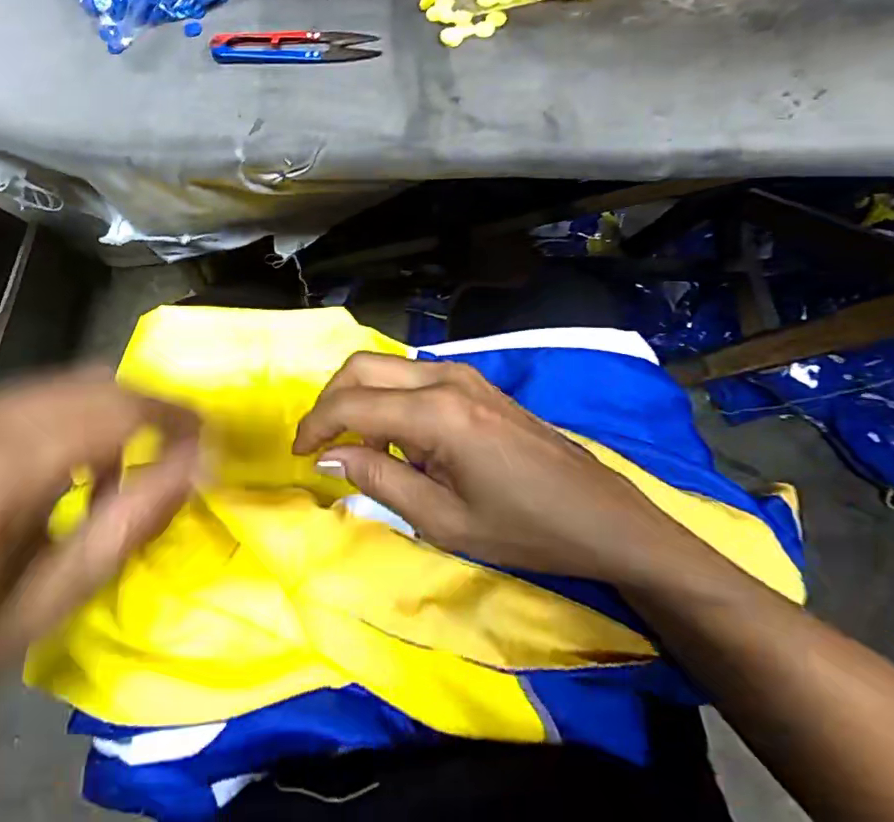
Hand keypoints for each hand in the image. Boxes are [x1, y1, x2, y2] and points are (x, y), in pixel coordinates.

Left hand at [0, 371, 198, 820]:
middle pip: (94, 385)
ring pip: (64, 385)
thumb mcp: (53, 600)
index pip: (116, 411)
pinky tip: (72, 466)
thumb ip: (135, 520)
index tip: (211, 439)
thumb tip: (202, 463)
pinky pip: (29, 398)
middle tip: (183, 451)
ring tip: (129, 467)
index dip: (177, 418)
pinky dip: (71, 418)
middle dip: (150, 411)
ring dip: (112, 414)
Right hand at [293, 352, 684, 582]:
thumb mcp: (442, 519)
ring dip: (364, 400)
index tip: (298, 455)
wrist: (595, 513)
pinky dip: (393, 401)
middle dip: (331, 401)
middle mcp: (448, 378)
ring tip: (362, 452)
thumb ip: (380, 478)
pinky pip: (418, 378)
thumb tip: (331, 454)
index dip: (316, 426)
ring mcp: (468, 377)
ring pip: (391, 368)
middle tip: (320, 446)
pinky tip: (402, 443)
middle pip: (365, 366)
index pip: (353, 402)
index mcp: (437, 411)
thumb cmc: (522, 527)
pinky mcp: (480, 385)